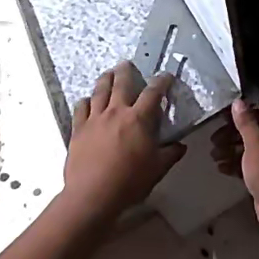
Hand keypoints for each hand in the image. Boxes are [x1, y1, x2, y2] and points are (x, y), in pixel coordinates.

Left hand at [65, 62, 185, 214]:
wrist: (92, 195)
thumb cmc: (129, 181)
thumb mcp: (157, 169)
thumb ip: (170, 154)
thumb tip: (180, 146)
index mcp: (139, 119)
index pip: (153, 92)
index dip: (161, 81)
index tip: (166, 76)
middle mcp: (116, 112)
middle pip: (121, 84)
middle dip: (125, 71)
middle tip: (126, 63)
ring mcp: (94, 119)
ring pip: (99, 92)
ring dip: (105, 80)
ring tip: (108, 73)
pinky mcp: (78, 130)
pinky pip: (80, 109)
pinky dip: (85, 101)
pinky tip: (86, 101)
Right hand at [212, 100, 258, 228]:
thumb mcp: (255, 144)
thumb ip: (246, 123)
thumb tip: (238, 101)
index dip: (244, 111)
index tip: (224, 114)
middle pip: (253, 131)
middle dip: (233, 134)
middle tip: (214, 138)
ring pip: (249, 149)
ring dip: (231, 150)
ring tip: (213, 154)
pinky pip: (249, 165)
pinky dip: (235, 164)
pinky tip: (221, 167)